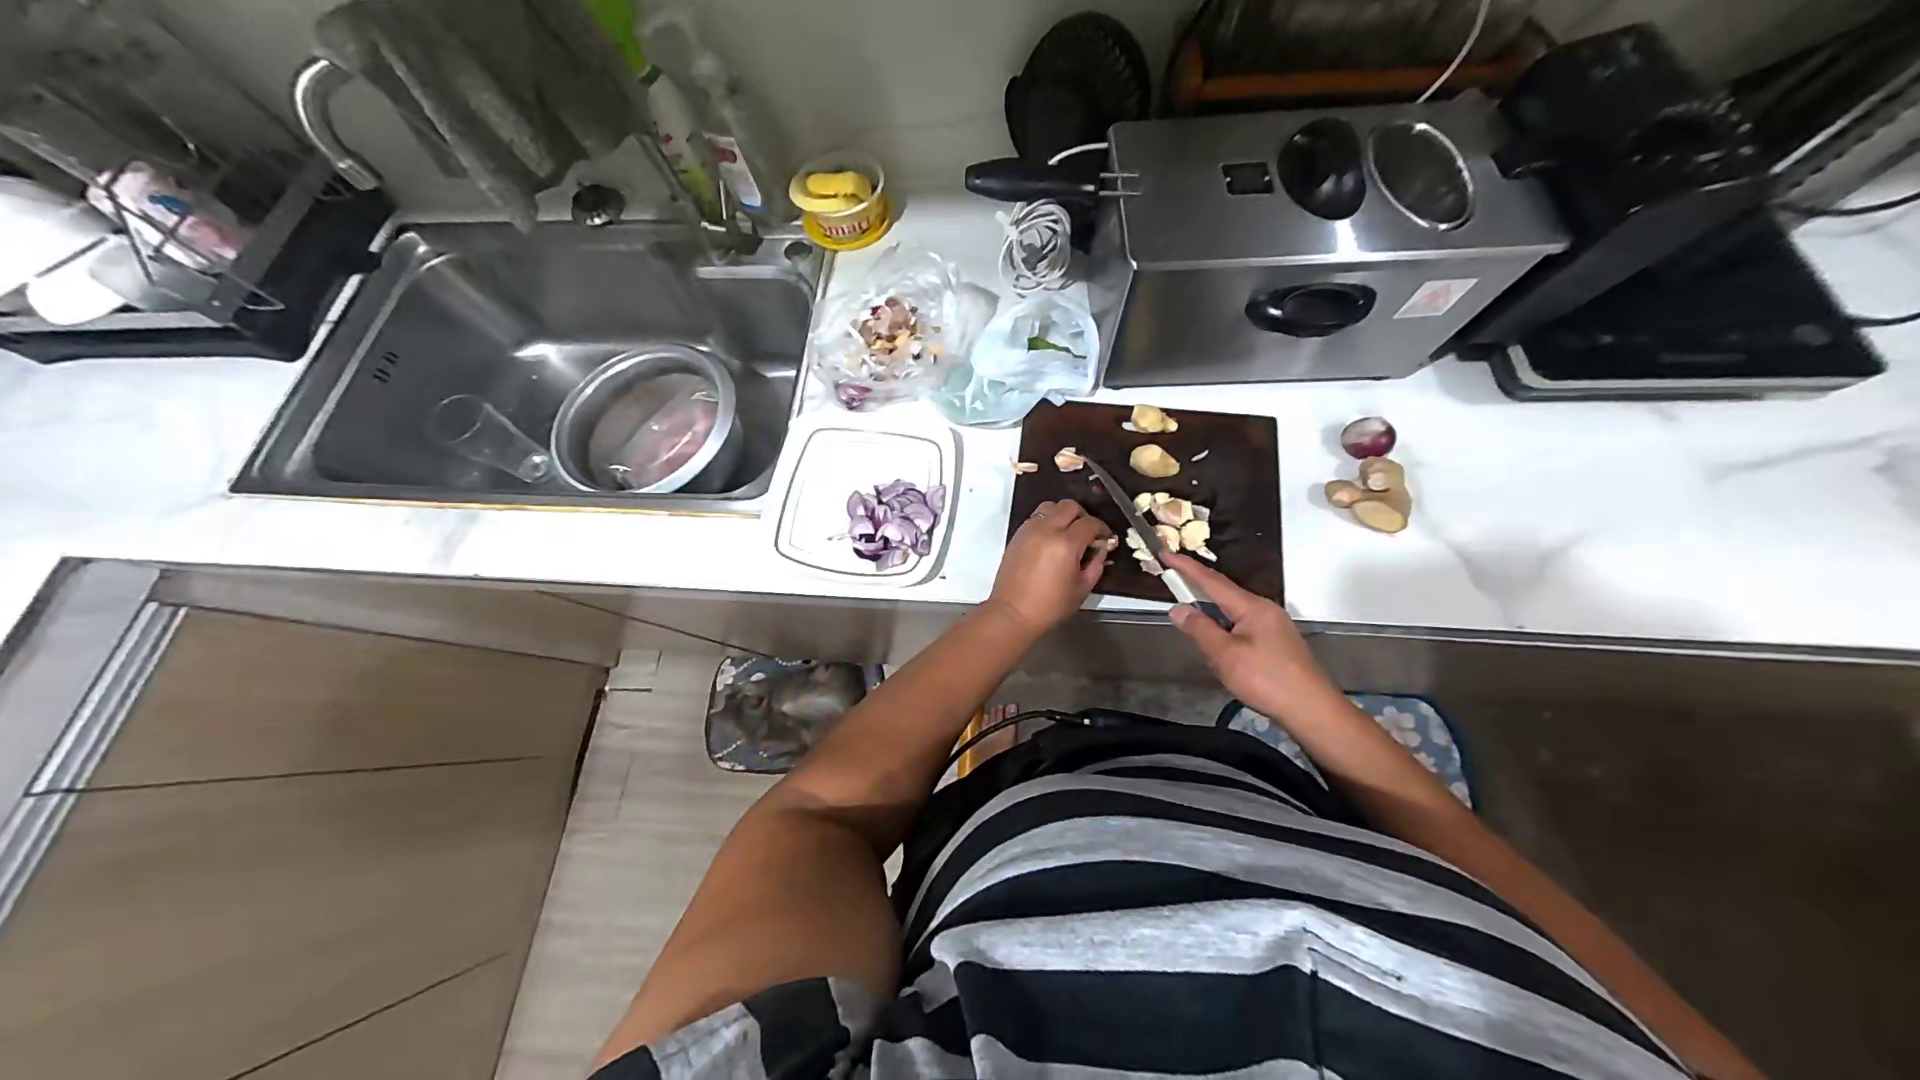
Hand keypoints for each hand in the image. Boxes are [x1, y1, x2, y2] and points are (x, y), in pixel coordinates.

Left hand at [985, 500, 1112, 636]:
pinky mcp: (1017, 535)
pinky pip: (1036, 517)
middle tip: (1087, 534)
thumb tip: (1100, 550)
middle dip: (1083, 516)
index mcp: (1066, 544)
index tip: (1105, 539)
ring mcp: (1029, 530)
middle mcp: (1046, 530)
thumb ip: (1096, 564)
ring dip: (1063, 515)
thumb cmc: (1050, 606)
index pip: (1090, 523)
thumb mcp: (1082, 588)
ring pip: (1050, 506)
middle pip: (1070, 506)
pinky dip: (1047, 521)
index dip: (1102, 529)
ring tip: (1067, 533)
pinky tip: (1051, 539)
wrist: (1013, 613)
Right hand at [1162, 553, 1338, 722]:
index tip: (1166, 554)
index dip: (1186, 567)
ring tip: (1205, 649)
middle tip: (1176, 594)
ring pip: (1232, 617)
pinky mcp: (1276, 644)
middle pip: (1223, 596)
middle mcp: (1265, 610)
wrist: (1312, 710)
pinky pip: (1242, 630)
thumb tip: (1178, 609)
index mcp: (1252, 607)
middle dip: (1198, 595)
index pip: (1212, 581)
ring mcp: (1273, 627)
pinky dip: (1225, 637)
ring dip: (1213, 625)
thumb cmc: (1267, 680)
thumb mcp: (1225, 655)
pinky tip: (1222, 658)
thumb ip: (1200, 629)